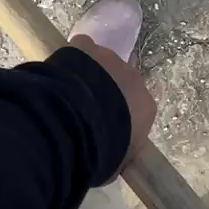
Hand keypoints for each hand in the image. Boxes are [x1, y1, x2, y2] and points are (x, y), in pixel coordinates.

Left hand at [67, 34, 155, 180]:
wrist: (75, 122)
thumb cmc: (102, 150)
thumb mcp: (116, 162)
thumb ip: (120, 153)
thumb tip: (114, 155)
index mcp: (146, 106)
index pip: (138, 108)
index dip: (122, 115)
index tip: (107, 126)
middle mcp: (132, 77)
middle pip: (121, 80)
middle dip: (107, 91)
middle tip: (87, 107)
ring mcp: (108, 57)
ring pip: (101, 63)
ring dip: (90, 74)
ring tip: (70, 92)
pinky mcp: (85, 45)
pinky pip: (81, 48)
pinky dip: (73, 58)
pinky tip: (62, 73)